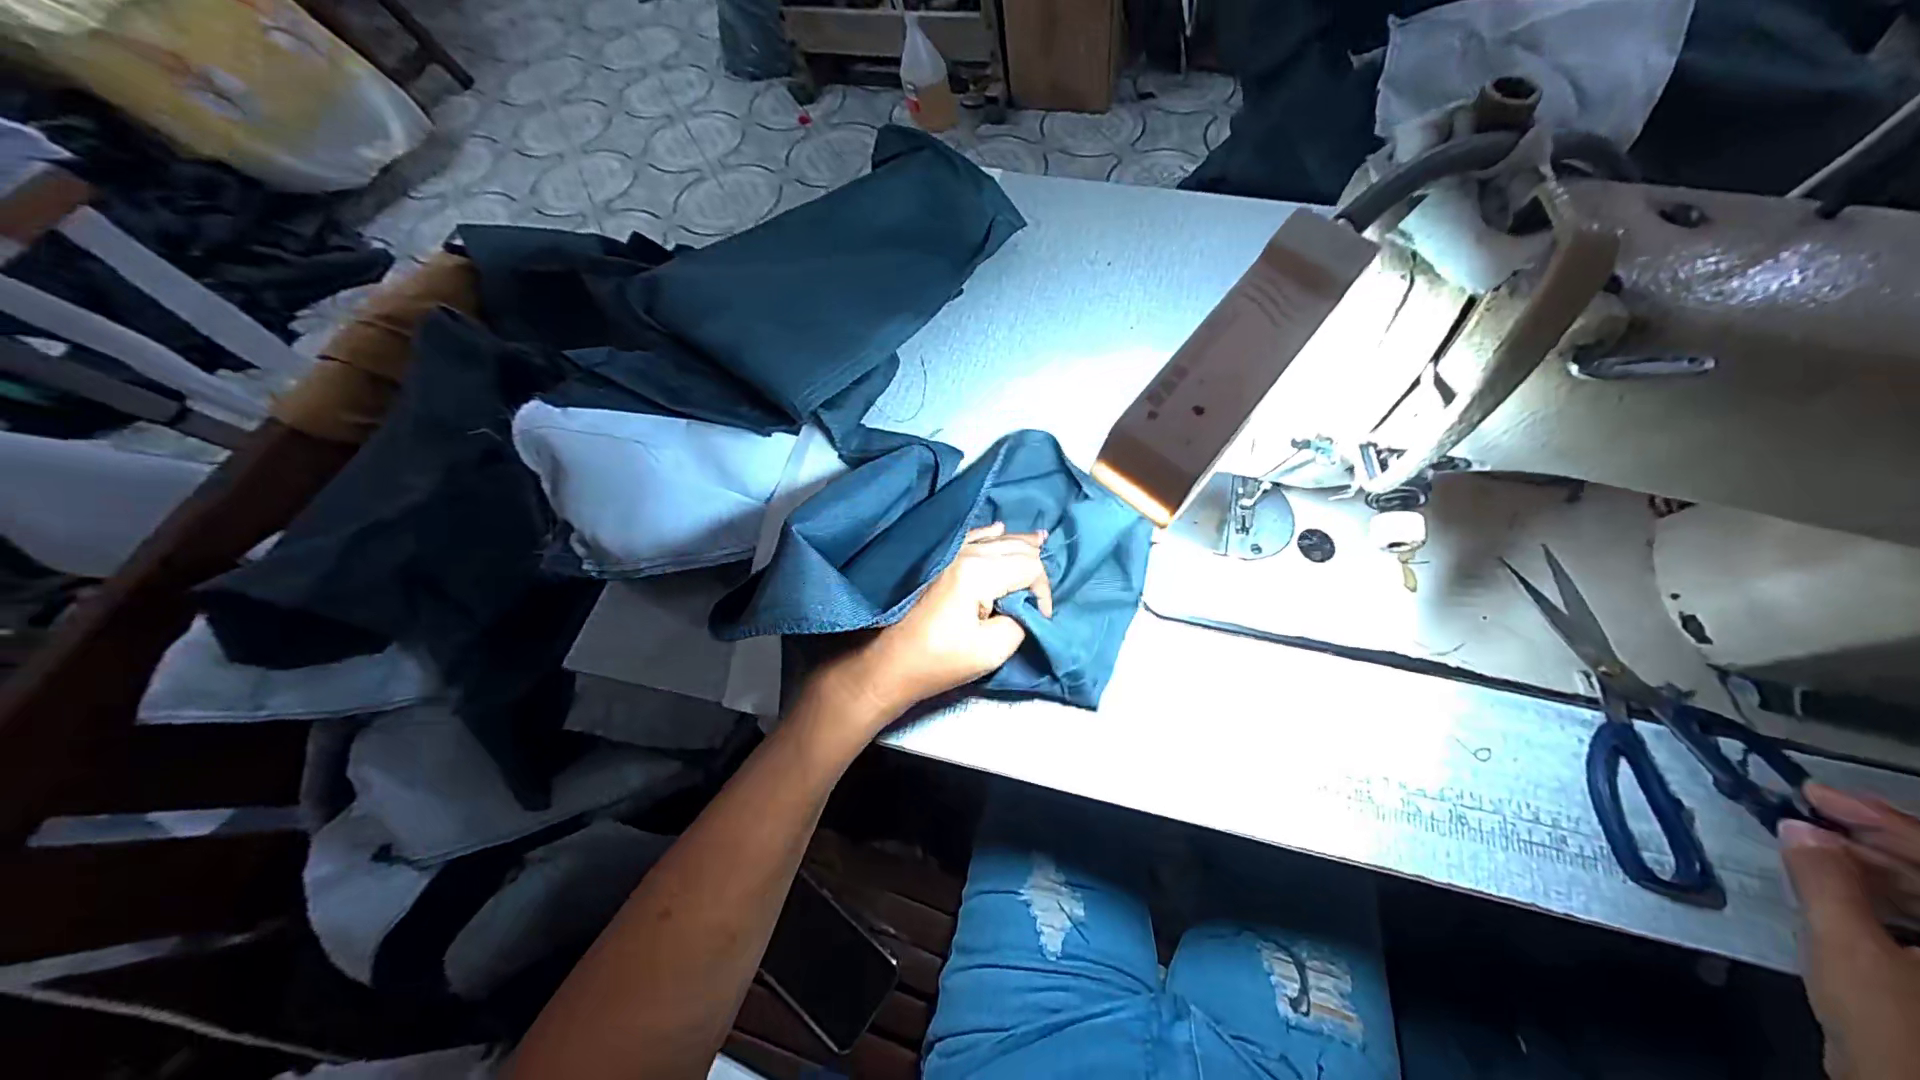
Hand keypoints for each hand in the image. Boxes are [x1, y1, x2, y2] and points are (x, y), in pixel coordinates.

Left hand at [822, 523, 1053, 723]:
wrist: (882, 665)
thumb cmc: (935, 661)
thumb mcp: (990, 651)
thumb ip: (1019, 621)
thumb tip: (1024, 607)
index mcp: (976, 571)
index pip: (1029, 567)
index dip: (1044, 592)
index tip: (1040, 618)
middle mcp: (961, 553)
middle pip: (1013, 547)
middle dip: (1034, 566)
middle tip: (1045, 585)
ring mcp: (945, 553)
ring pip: (992, 539)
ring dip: (1016, 544)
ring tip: (1040, 540)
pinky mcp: (933, 561)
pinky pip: (967, 538)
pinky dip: (988, 535)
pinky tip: (997, 529)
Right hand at [1779, 784, 1919, 1079]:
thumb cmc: (1894, 1026)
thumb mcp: (1848, 948)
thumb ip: (1825, 882)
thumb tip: (1801, 829)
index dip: (1877, 818)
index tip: (1813, 793)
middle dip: (1874, 840)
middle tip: (1811, 815)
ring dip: (1875, 868)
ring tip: (1816, 849)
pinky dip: (1885, 899)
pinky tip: (1844, 891)